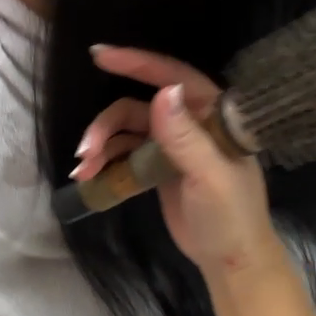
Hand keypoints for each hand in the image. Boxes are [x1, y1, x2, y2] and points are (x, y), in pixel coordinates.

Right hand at [72, 46, 283, 274]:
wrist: (230, 259)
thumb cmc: (231, 215)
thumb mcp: (210, 175)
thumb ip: (184, 136)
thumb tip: (161, 93)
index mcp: (212, 115)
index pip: (172, 77)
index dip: (137, 63)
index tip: (100, 55)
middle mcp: (190, 125)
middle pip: (136, 108)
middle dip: (105, 125)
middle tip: (85, 153)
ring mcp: (172, 148)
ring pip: (125, 132)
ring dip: (101, 146)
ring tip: (83, 171)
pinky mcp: (157, 169)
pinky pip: (124, 155)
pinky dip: (105, 162)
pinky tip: (89, 177)